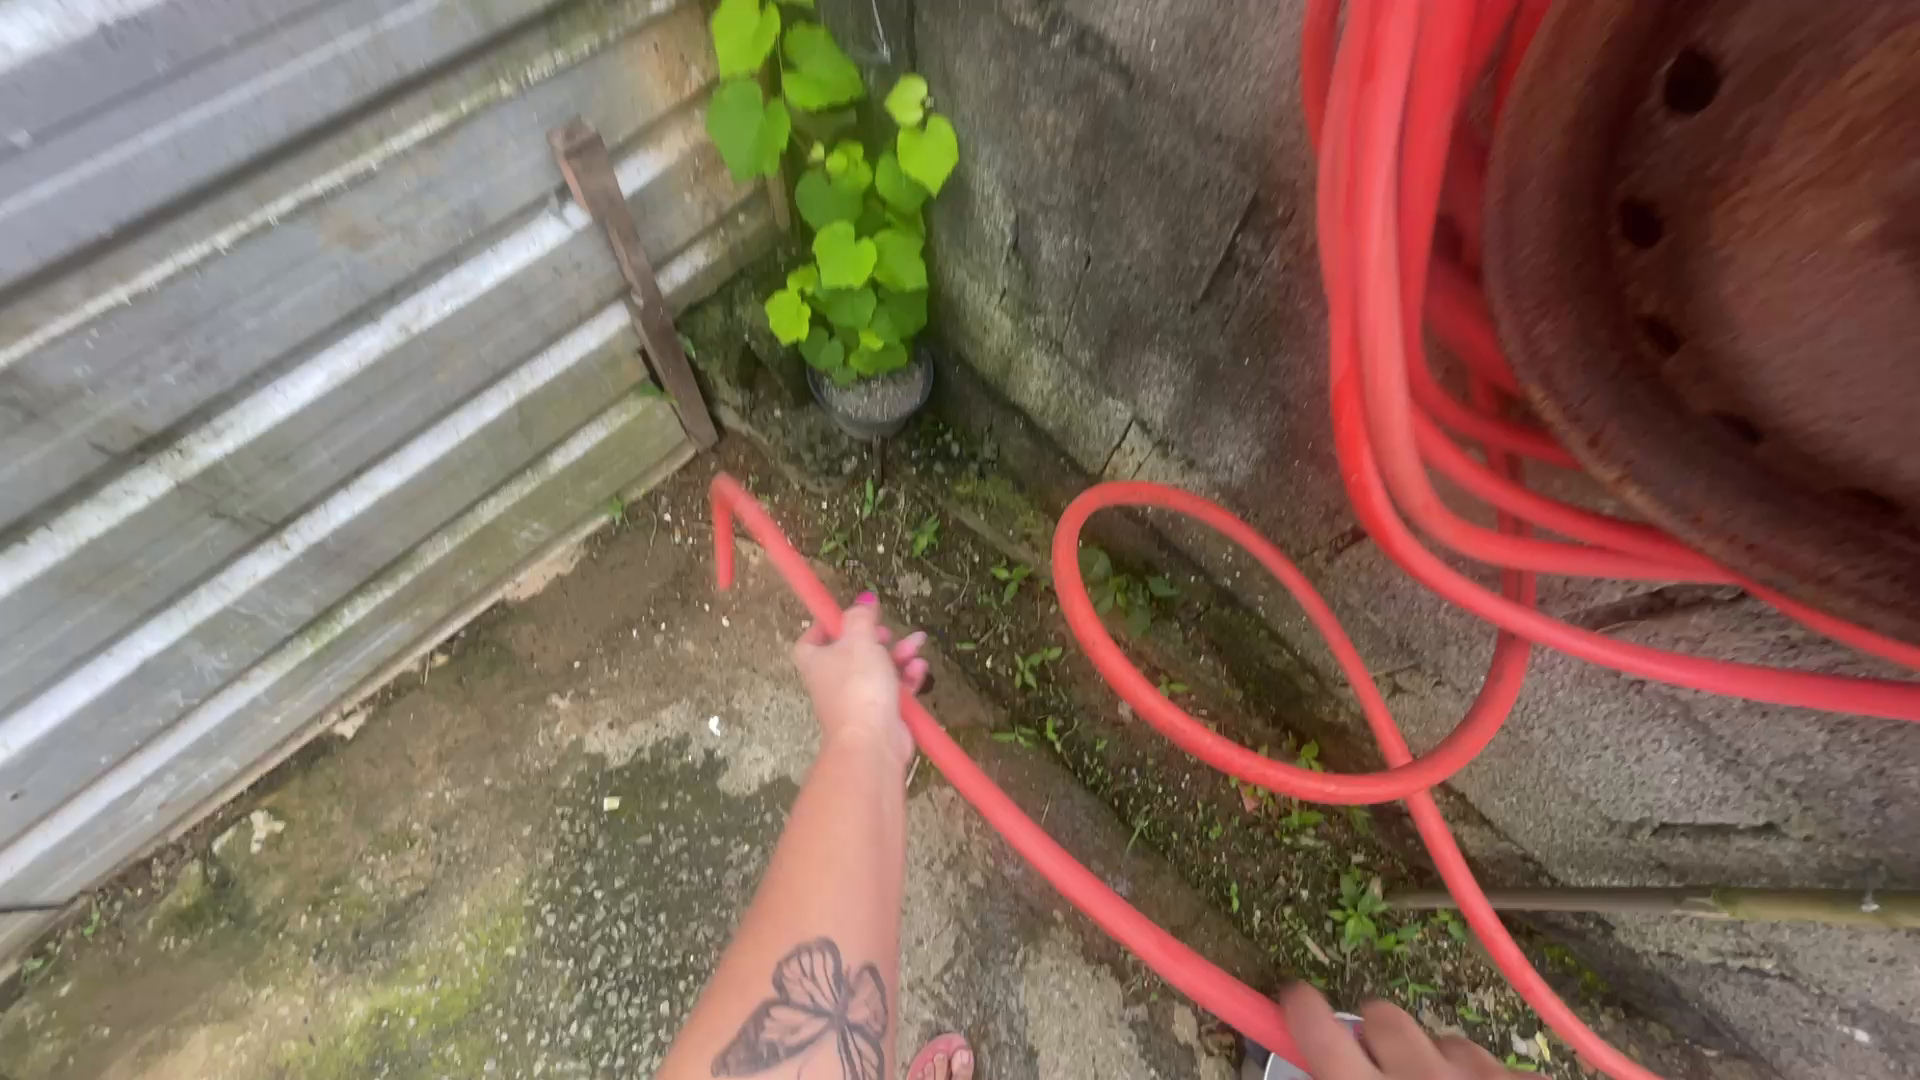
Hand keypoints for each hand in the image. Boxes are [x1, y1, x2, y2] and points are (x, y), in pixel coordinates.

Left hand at [792, 593, 927, 768]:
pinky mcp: (880, 713)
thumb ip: (861, 616)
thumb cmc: (858, 685)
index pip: (810, 640)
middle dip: (875, 637)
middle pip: (852, 651)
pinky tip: (920, 669)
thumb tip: (864, 597)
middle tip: (887, 631)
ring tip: (917, 644)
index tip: (846, 615)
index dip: (826, 626)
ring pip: (878, 669)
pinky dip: (907, 677)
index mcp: (816, 661)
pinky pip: (894, 689)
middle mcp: (833, 681)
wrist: (872, 741)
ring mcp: (857, 699)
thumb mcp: (859, 640)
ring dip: (899, 654)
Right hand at [1281, 984, 1527, 1078]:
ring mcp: (1483, 1078)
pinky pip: (1501, 1068)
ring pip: (1447, 1041)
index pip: (1317, 1030)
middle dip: (1382, 1039)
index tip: (1297, 997)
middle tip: (1392, 1074)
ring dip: (1444, 1068)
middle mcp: (1422, 1078)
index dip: (1301, 1007)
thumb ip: (1338, 1076)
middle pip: (1382, 1015)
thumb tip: (1321, 1061)